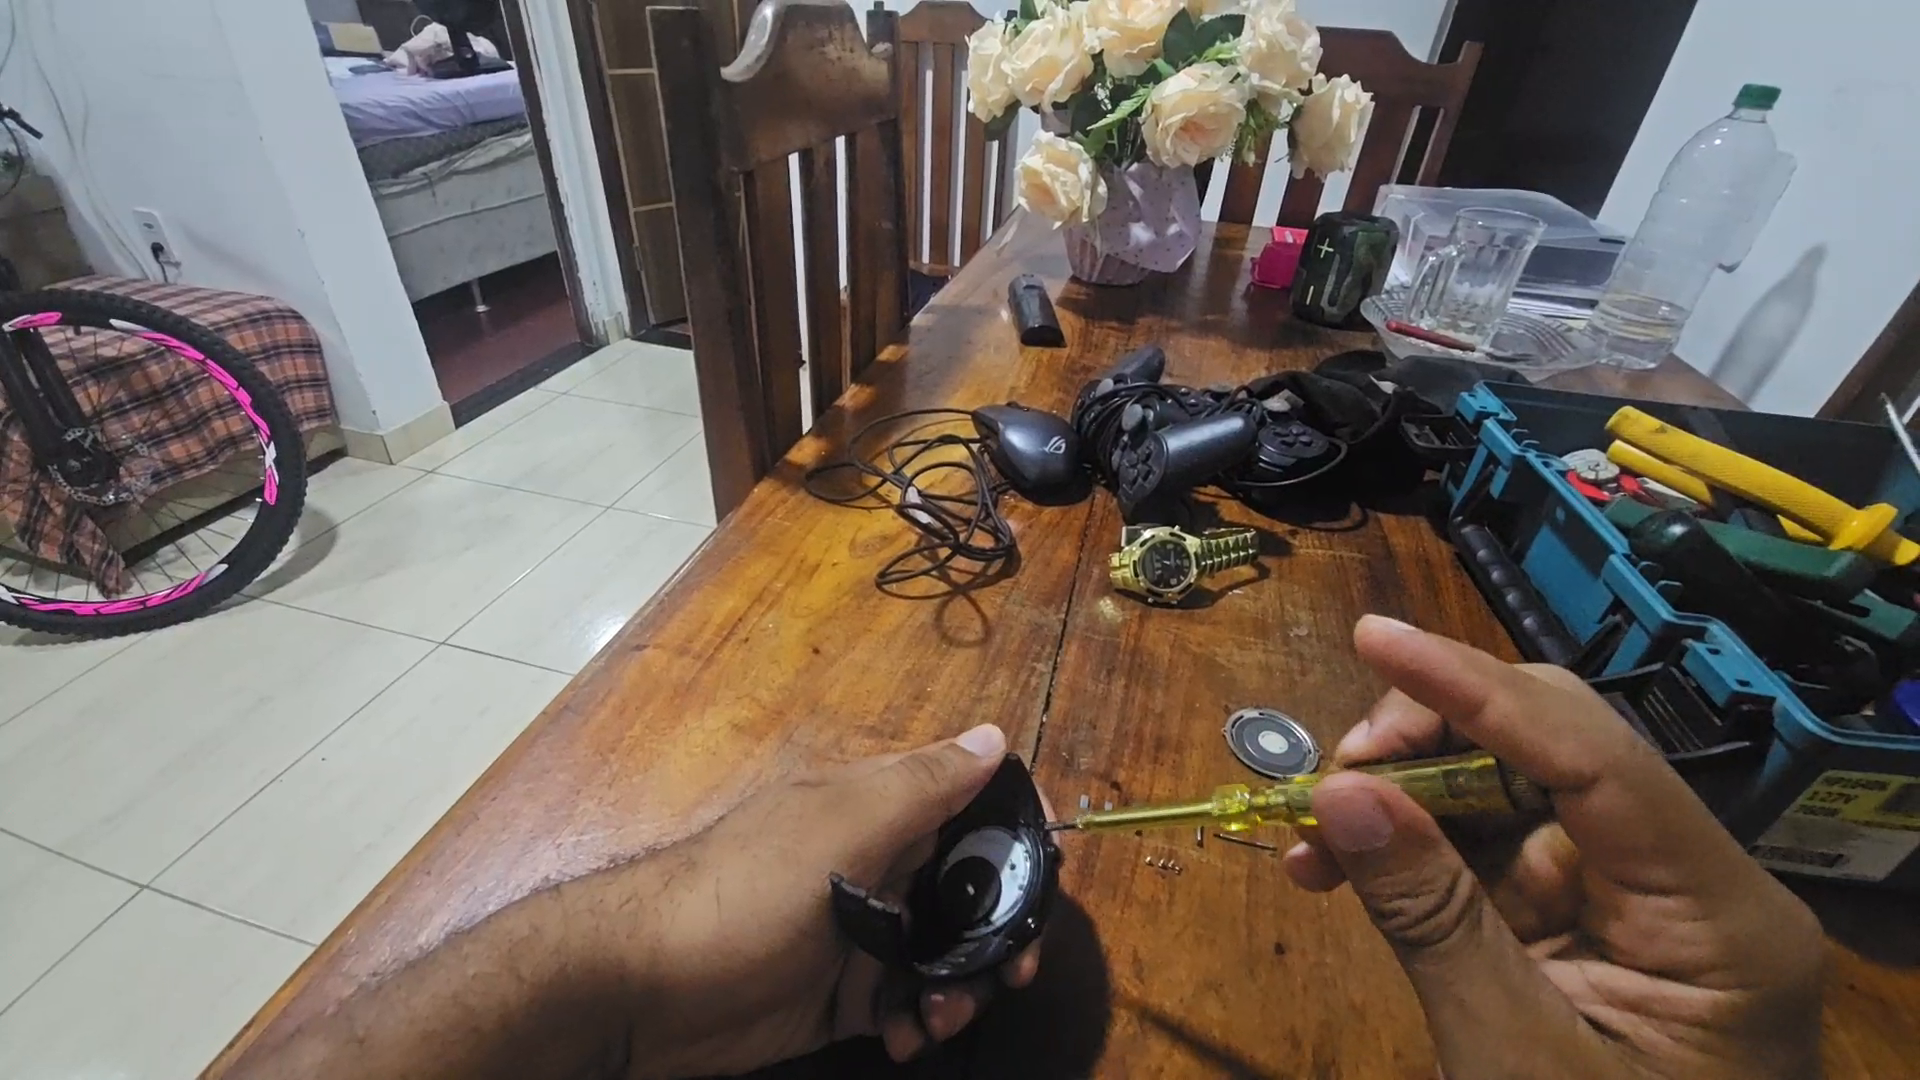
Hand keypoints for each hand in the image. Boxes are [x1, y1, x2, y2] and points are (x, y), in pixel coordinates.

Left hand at [630, 724, 1041, 1076]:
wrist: (643, 987)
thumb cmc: (753, 888)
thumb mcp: (841, 827)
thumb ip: (923, 785)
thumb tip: (996, 735)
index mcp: (883, 808)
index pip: (969, 798)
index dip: (1014, 824)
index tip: (1047, 867)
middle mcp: (881, 861)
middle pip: (969, 884)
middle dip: (1001, 923)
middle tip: (1014, 968)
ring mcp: (862, 929)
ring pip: (944, 948)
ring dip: (962, 980)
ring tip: (945, 1011)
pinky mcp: (843, 992)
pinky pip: (904, 1001)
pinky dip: (919, 1017)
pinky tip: (909, 1034)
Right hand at [1284, 616, 1825, 1079]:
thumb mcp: (1514, 1056)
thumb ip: (1430, 918)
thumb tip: (1338, 790)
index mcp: (1717, 915)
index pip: (1592, 756)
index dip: (1473, 687)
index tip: (1373, 637)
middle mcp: (1670, 870)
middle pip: (1538, 741)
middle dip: (1423, 740)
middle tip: (1336, 773)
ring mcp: (1609, 881)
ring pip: (1483, 777)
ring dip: (1387, 793)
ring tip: (1308, 835)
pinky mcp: (1553, 896)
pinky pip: (1459, 831)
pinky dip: (1388, 838)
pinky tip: (1327, 865)